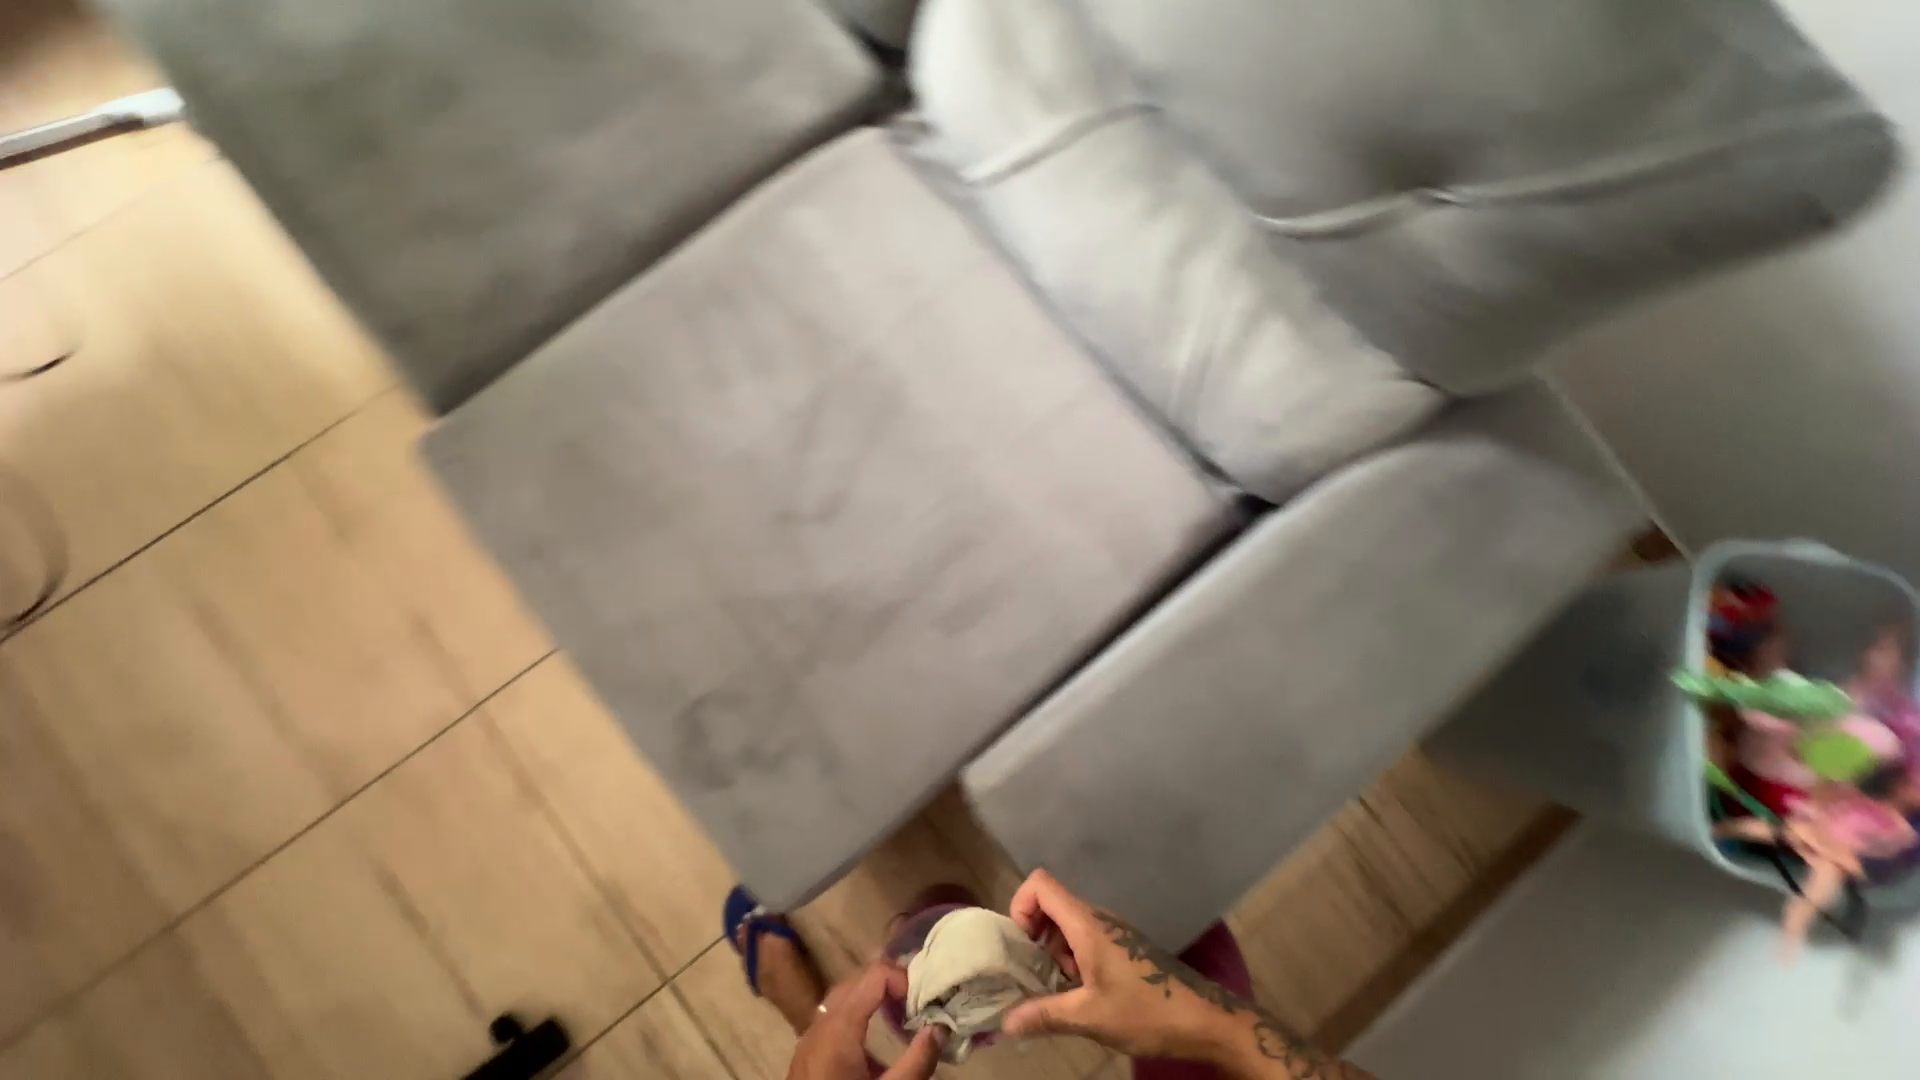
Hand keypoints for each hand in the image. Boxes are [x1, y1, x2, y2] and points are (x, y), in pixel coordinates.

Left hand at [787, 962, 944, 1079]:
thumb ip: (917, 1061)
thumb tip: (941, 1028)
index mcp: (838, 1028)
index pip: (874, 975)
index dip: (903, 979)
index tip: (922, 1004)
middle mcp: (819, 1024)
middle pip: (858, 980)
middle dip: (890, 984)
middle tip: (917, 1004)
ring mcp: (808, 1039)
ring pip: (843, 997)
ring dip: (873, 998)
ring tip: (901, 1016)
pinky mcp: (805, 1055)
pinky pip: (833, 1018)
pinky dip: (857, 1015)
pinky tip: (875, 1042)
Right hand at [997, 869, 1238, 1061]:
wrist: (1204, 1019)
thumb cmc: (1146, 1010)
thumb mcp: (1090, 1017)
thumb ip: (1044, 1015)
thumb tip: (1005, 1022)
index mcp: (1086, 923)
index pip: (1040, 884)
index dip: (1021, 905)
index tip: (1021, 946)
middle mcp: (1097, 918)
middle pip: (1050, 904)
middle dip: (1033, 936)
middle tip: (1034, 975)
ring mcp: (1112, 931)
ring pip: (1067, 924)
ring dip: (1053, 951)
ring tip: (1058, 990)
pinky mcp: (1123, 946)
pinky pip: (1085, 938)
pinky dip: (1072, 959)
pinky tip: (1081, 994)